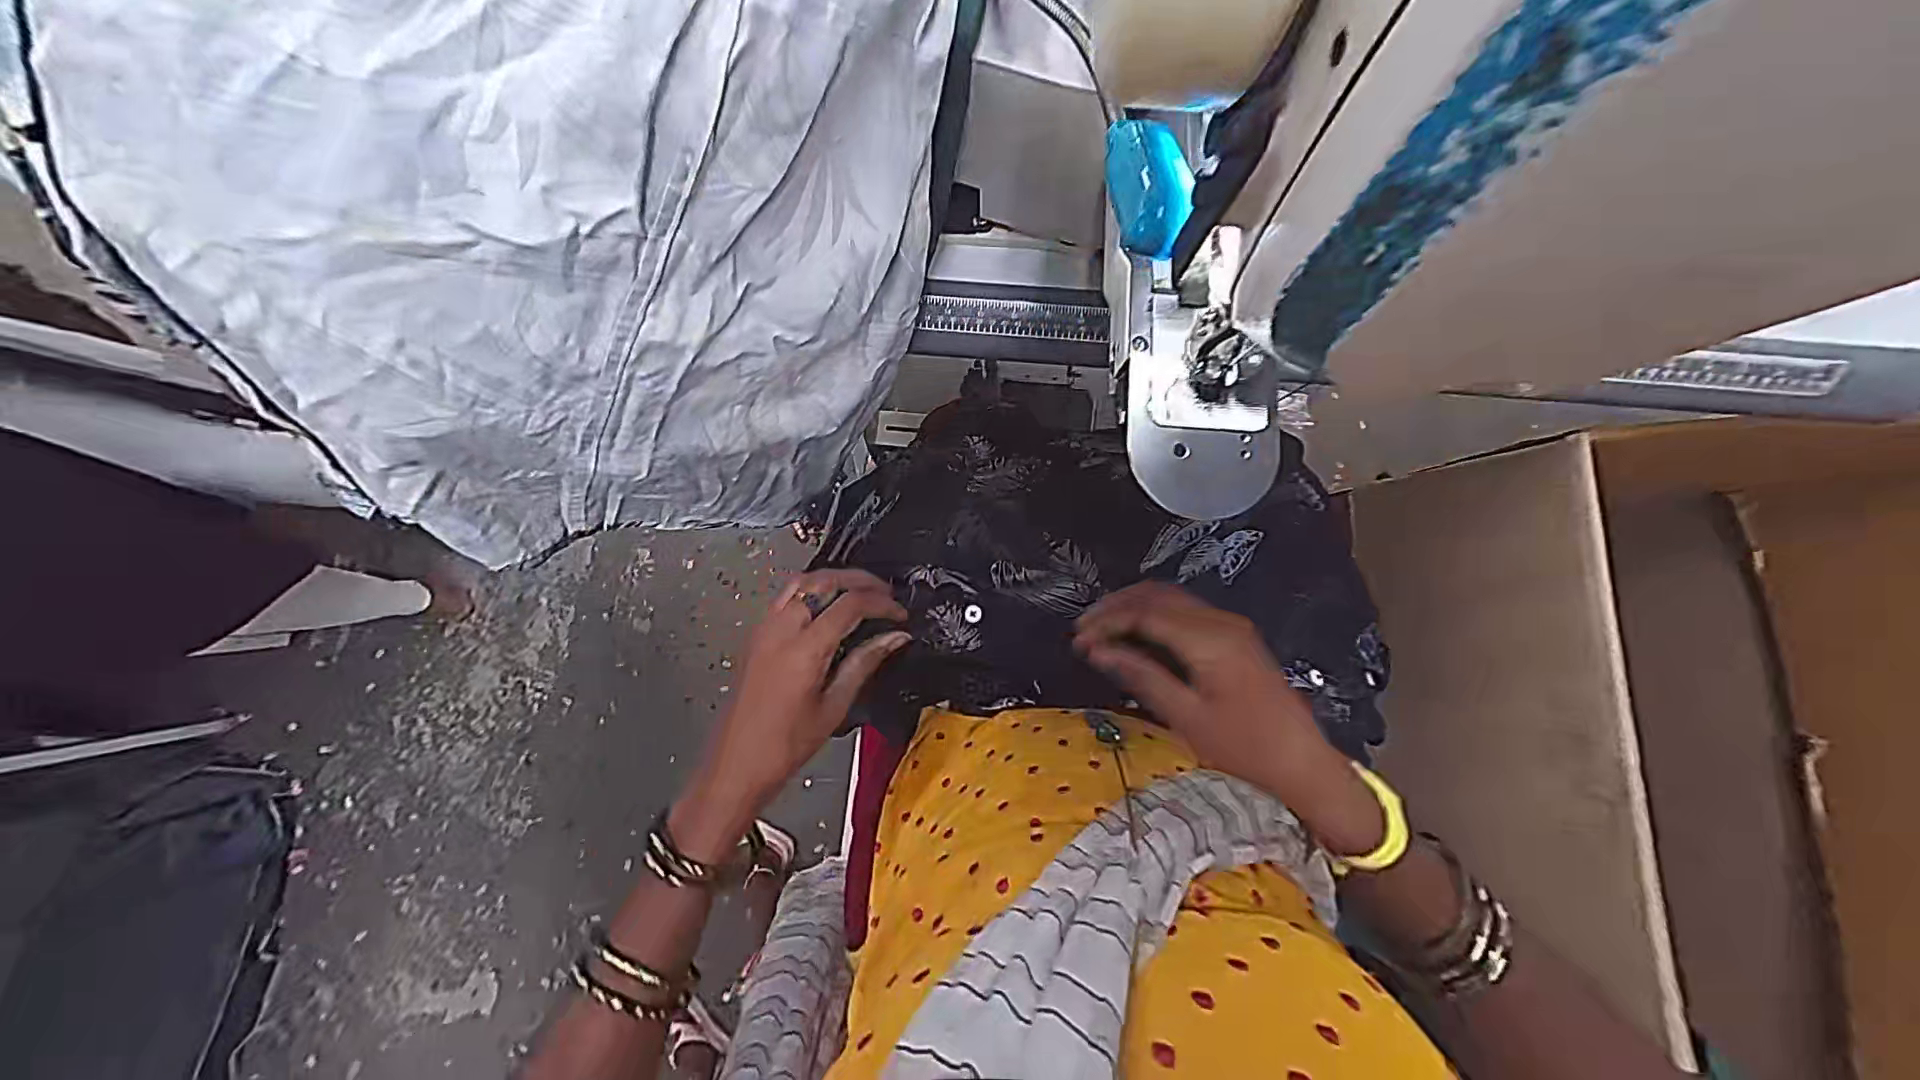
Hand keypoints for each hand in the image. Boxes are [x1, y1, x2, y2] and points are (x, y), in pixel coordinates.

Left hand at [675, 569, 909, 859]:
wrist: (736, 765)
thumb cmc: (782, 746)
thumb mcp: (834, 706)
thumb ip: (865, 663)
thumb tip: (893, 639)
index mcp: (804, 650)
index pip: (851, 604)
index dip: (881, 603)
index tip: (899, 613)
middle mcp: (780, 631)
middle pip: (824, 580)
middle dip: (860, 580)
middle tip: (885, 593)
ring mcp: (764, 631)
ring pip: (801, 582)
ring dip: (834, 580)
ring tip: (859, 592)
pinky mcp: (755, 637)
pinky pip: (785, 597)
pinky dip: (812, 591)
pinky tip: (826, 607)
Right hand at [1073, 582, 1385, 856]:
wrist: (1305, 767)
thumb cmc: (1245, 750)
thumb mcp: (1186, 717)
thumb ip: (1140, 676)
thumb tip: (1096, 652)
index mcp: (1210, 638)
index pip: (1144, 613)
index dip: (1106, 623)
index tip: (1077, 641)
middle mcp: (1221, 621)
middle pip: (1156, 595)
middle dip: (1114, 607)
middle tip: (1082, 631)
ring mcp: (1230, 626)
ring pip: (1170, 599)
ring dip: (1132, 608)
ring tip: (1100, 630)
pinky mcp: (1234, 637)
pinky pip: (1184, 612)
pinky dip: (1153, 616)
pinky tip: (1135, 635)